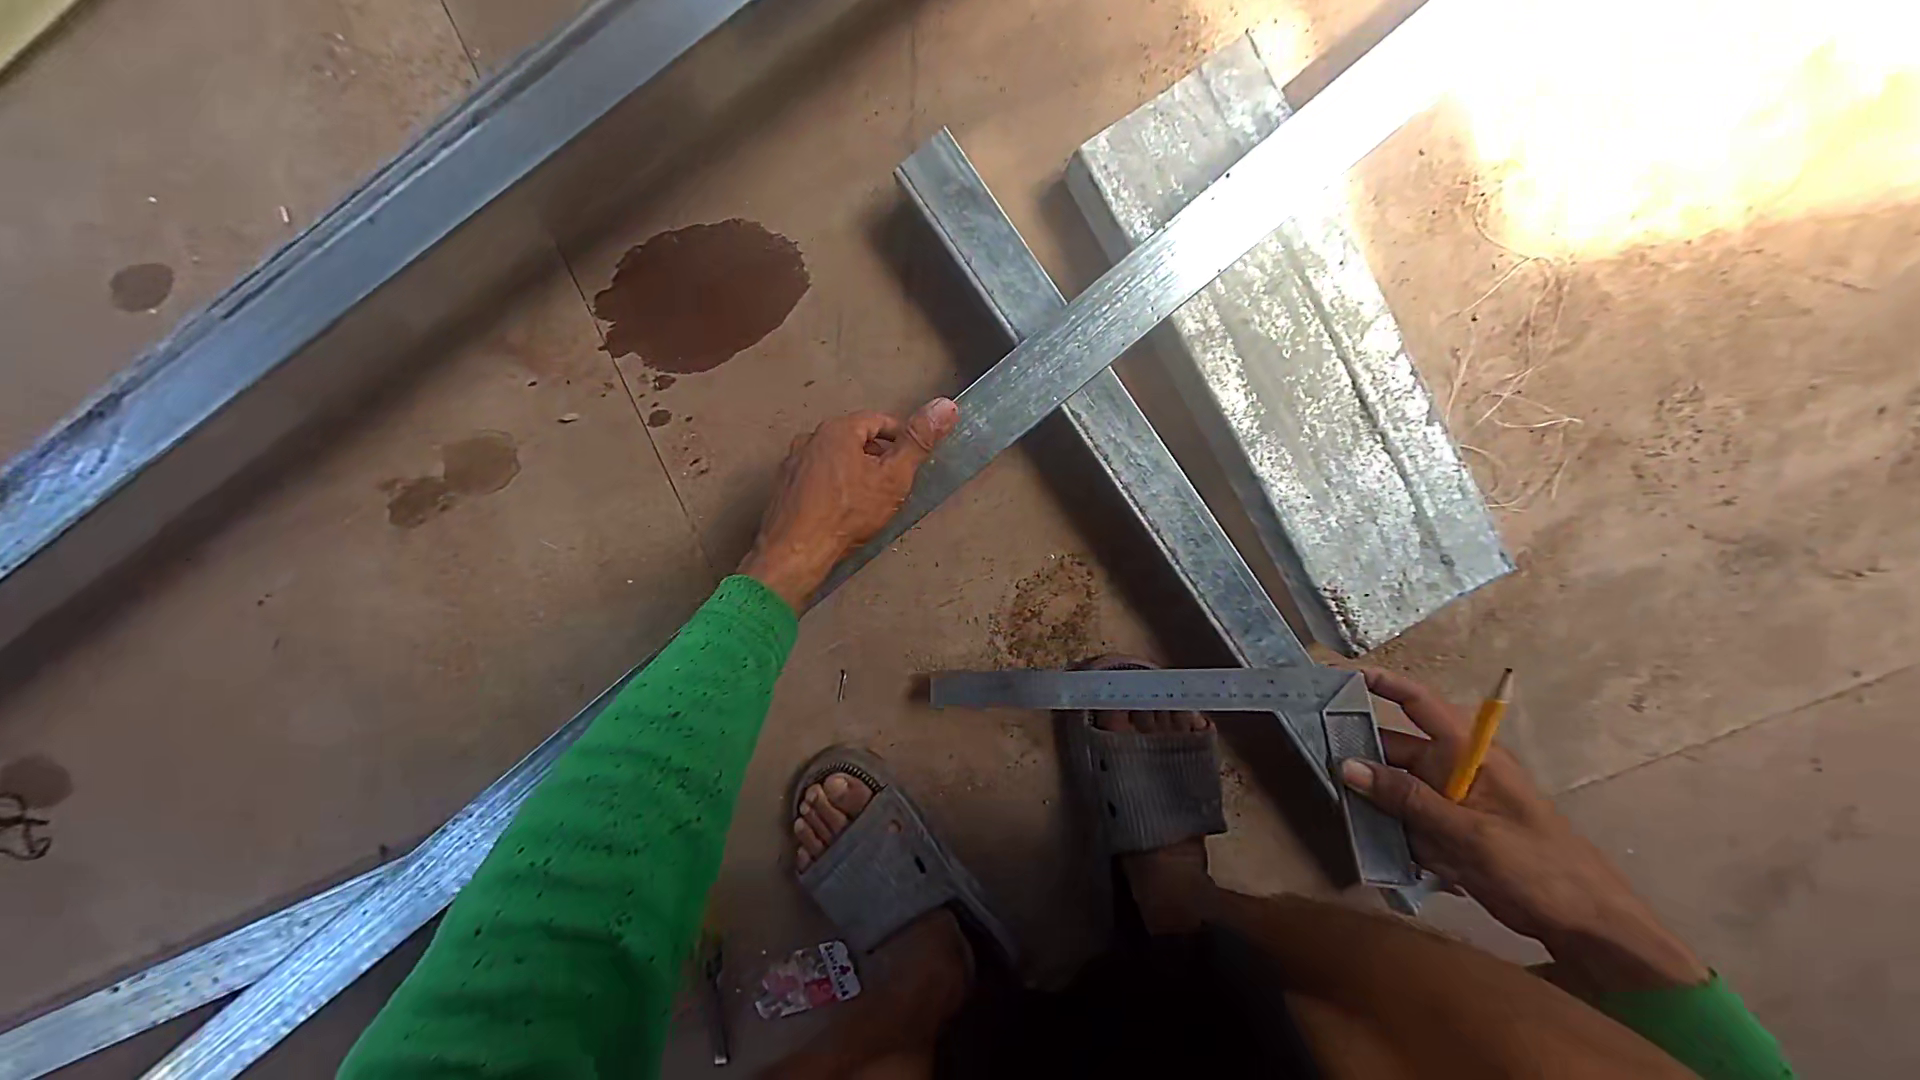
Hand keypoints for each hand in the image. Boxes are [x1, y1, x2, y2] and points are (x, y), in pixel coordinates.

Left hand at [739, 399, 959, 611]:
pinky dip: (831, 487)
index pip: (879, 421)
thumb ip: (919, 441)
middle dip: (877, 455)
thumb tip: (945, 407)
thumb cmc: (846, 514)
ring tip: (868, 497)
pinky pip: (815, 479)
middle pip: (854, 438)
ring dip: (853, 470)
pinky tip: (841, 509)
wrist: (798, 551)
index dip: (901, 437)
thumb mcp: (894, 477)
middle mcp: (810, 439)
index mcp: (838, 430)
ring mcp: (793, 464)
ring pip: (833, 458)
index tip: (912, 456)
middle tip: (894, 479)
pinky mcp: (783, 488)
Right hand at [1341, 668, 1709, 994]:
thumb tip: (1346, 766)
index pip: (1420, 703)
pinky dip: (1396, 836)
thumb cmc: (1541, 870)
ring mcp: (1454, 802)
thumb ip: (1406, 798)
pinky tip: (1393, 856)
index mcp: (1470, 754)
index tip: (1342, 674)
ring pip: (1396, 791)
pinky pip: (1408, 822)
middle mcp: (1458, 770)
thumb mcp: (1469, 833)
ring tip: (1358, 825)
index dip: (1383, 683)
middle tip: (1323, 769)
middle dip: (1364, 762)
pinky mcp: (1452, 832)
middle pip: (1395, 752)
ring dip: (1380, 809)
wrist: (1596, 933)